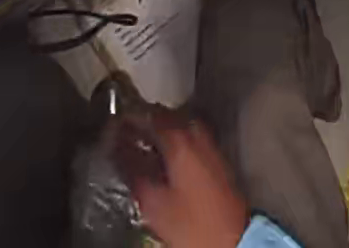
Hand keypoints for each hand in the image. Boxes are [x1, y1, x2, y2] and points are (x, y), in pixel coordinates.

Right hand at [115, 110, 248, 247]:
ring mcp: (208, 143)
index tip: (113, 124)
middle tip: (126, 135)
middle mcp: (195, 132)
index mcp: (178, 137)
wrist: (235, 243)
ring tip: (143, 147)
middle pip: (163, 116)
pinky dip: (174, 142)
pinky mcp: (216, 158)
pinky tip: (164, 159)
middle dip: (143, 122)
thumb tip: (116, 149)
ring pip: (177, 126)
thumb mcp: (155, 203)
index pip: (147, 114)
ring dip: (159, 132)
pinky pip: (189, 138)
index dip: (127, 117)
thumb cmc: (192, 223)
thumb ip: (133, 171)